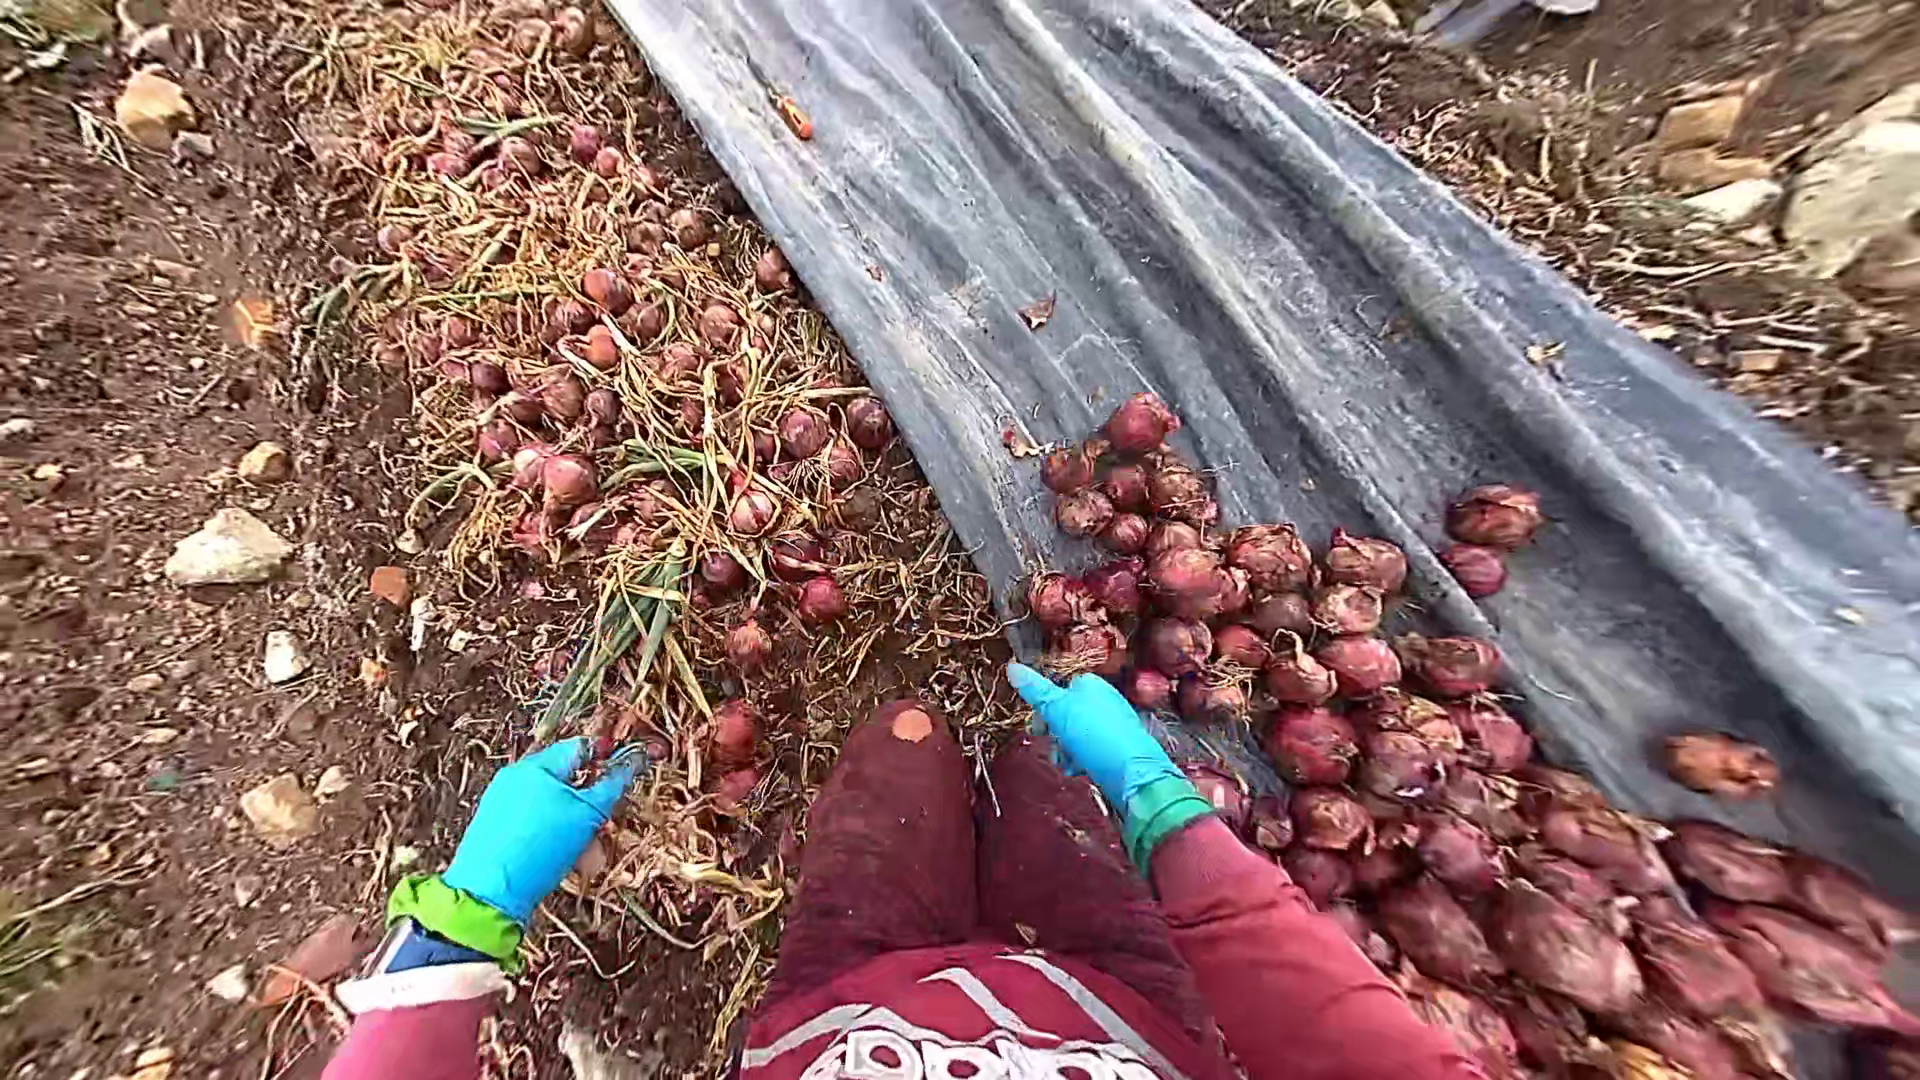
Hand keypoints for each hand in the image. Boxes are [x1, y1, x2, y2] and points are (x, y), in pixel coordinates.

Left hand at [441, 738, 638, 923]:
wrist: (487, 899)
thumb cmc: (539, 850)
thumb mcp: (589, 812)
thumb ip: (616, 781)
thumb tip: (639, 758)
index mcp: (536, 767)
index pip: (583, 746)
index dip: (608, 758)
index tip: (626, 773)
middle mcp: (516, 778)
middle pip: (570, 778)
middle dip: (593, 801)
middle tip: (605, 821)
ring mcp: (502, 803)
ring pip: (556, 803)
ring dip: (578, 822)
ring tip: (587, 851)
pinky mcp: (494, 828)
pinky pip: (537, 820)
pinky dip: (556, 832)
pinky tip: (566, 857)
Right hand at [1006, 662, 1180, 806]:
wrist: (1134, 774)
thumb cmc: (1095, 735)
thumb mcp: (1058, 709)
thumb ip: (1034, 689)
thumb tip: (1011, 667)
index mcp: (1090, 684)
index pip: (1058, 688)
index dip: (1044, 706)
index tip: (1037, 722)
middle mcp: (1102, 700)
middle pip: (1065, 712)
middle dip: (1053, 731)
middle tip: (1048, 741)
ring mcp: (1111, 725)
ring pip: (1074, 734)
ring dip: (1064, 749)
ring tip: (1066, 760)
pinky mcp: (1116, 748)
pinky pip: (1089, 749)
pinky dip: (1080, 759)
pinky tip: (1078, 769)